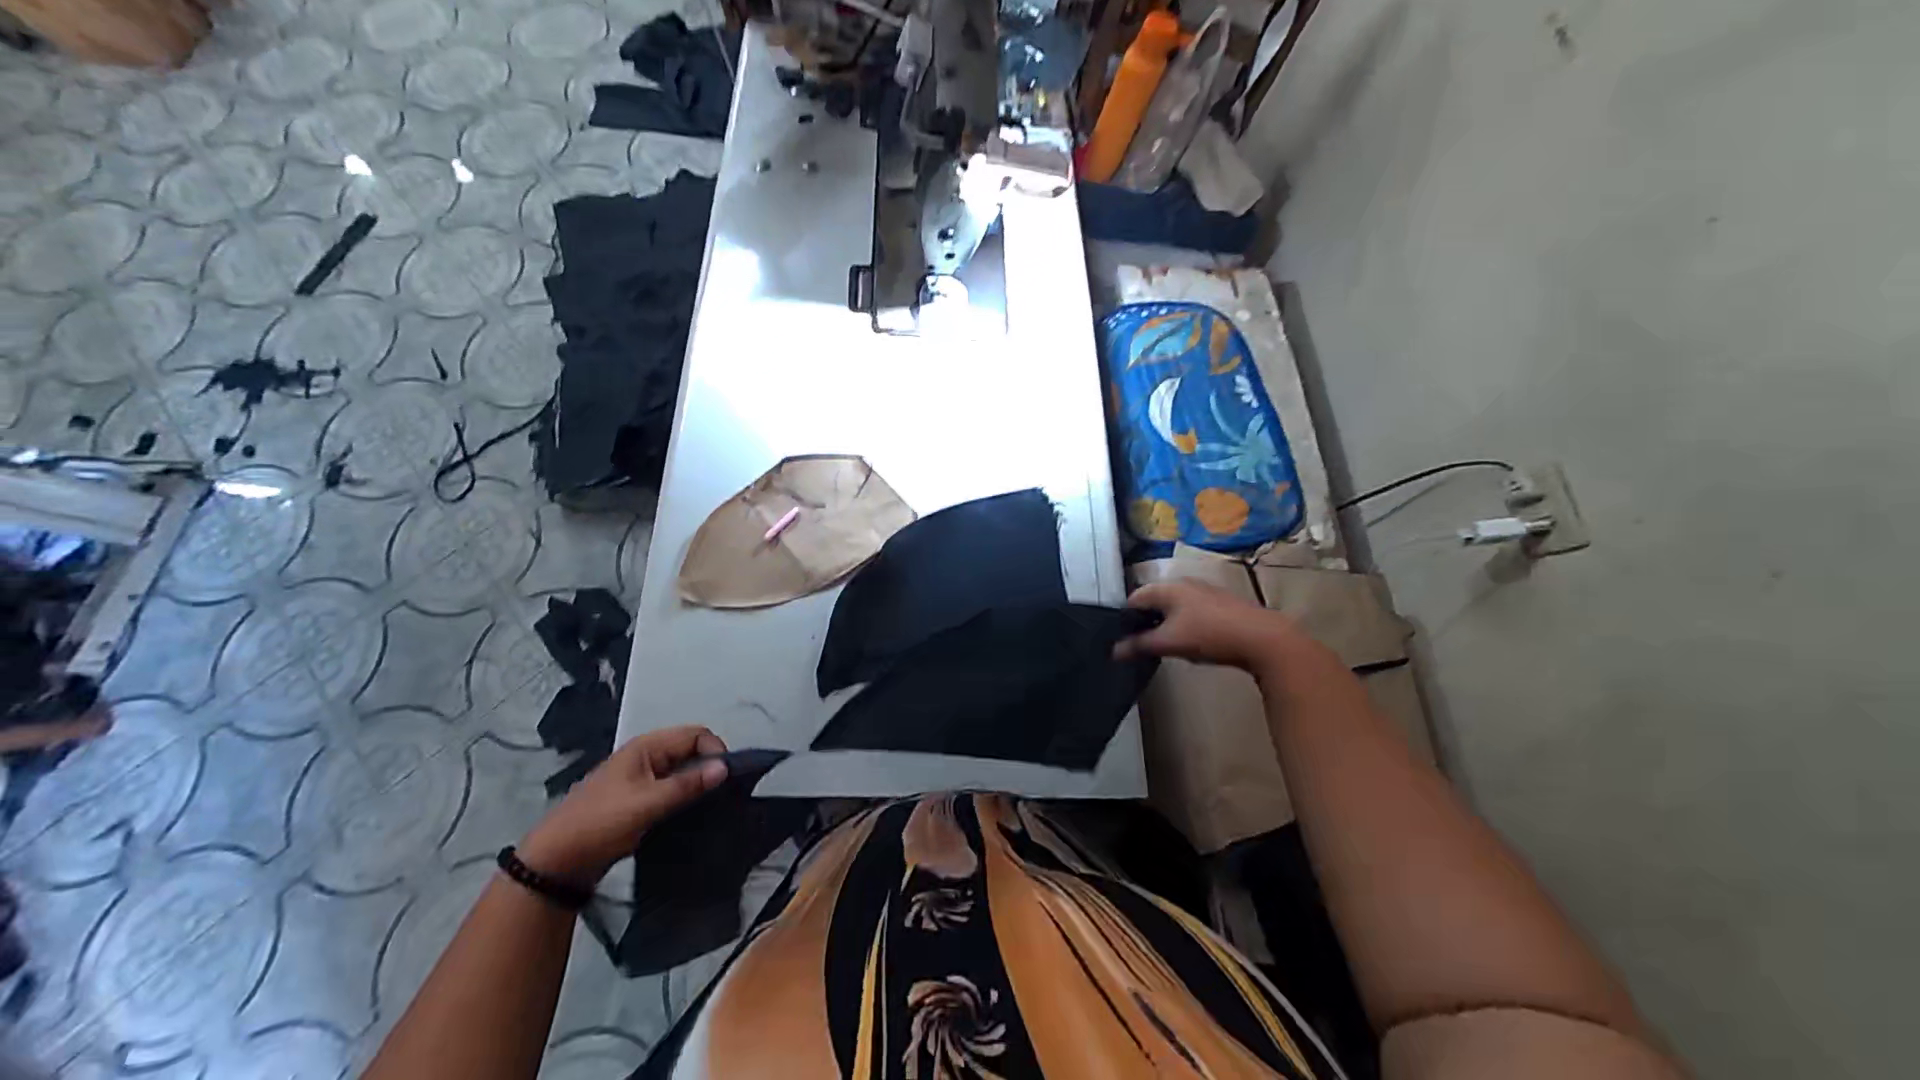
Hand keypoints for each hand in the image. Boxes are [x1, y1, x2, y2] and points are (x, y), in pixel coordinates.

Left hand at [519, 727, 728, 887]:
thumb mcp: (647, 803)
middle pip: (691, 750)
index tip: (726, 779)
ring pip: (683, 770)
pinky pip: (672, 789)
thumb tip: (725, 767)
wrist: (557, 862)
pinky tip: (693, 814)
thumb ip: (687, 784)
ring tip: (712, 805)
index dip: (715, 751)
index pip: (695, 734)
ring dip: (698, 783)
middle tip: (722, 794)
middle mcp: (646, 756)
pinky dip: (685, 797)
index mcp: (646, 747)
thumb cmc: (601, 823)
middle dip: (709, 766)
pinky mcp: (640, 799)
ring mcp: (642, 778)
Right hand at [1115, 580, 1318, 671]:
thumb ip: (1139, 645)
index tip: (1122, 638)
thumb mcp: (1169, 642)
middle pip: (1156, 600)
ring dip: (1167, 623)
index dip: (1125, 617)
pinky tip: (1192, 642)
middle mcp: (1186, 583)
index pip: (1135, 597)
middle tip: (1141, 644)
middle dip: (1146, 621)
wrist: (1263, 638)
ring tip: (1166, 646)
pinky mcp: (1223, 604)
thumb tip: (1113, 650)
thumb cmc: (1209, 635)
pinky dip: (1186, 624)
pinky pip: (1193, 612)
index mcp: (1168, 587)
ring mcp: (1206, 592)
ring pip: (1176, 606)